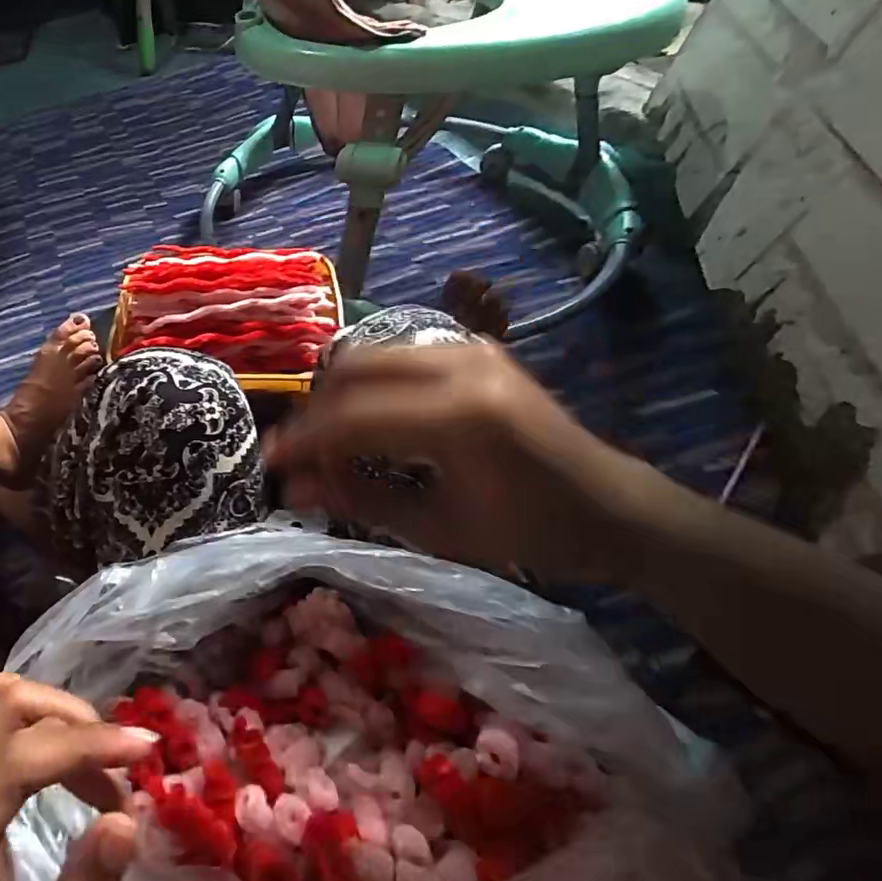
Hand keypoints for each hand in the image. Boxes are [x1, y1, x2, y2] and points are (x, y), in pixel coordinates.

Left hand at [0, 674, 157, 880]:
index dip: (84, 744)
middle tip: (125, 770)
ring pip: (3, 706)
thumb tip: (125, 821)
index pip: (15, 759)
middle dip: (78, 726)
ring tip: (105, 769)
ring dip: (65, 721)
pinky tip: (68, 751)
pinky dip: (38, 719)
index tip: (145, 748)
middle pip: (9, 711)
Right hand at [266, 342, 650, 582]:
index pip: (354, 417)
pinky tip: (368, 417)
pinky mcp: (474, 347)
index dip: (304, 439)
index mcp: (461, 416)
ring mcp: (469, 348)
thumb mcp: (439, 529)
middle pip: (354, 369)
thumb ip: (360, 498)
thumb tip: (295, 486)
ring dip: (338, 392)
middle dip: (316, 411)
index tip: (270, 461)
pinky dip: (369, 382)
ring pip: (371, 353)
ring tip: (329, 436)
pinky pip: (397, 353)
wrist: (612, 505)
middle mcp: (462, 364)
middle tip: (298, 450)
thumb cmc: (532, 533)